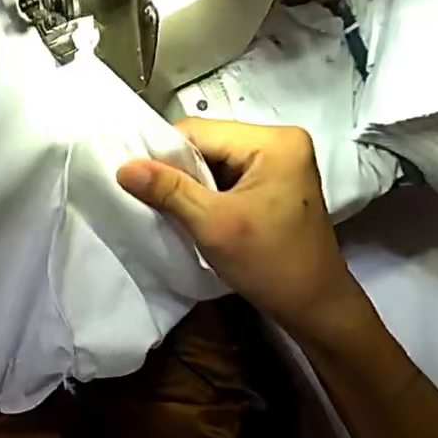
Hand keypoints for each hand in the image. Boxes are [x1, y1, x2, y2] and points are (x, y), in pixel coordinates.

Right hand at [118, 118, 371, 343]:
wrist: (314, 306)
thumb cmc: (270, 264)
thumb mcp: (213, 224)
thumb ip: (168, 191)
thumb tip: (124, 167)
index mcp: (273, 141)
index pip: (199, 131)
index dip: (163, 154)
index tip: (136, 181)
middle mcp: (280, 141)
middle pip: (207, 143)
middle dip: (177, 170)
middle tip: (150, 197)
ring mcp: (279, 162)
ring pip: (214, 161)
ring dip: (189, 183)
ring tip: (170, 207)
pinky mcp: (274, 182)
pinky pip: (227, 176)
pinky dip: (206, 192)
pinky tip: (193, 212)